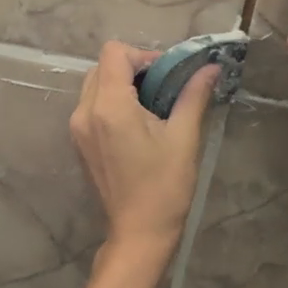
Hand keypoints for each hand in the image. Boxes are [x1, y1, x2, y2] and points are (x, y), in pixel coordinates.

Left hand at [70, 42, 218, 253]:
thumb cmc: (164, 188)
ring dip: (122, 85)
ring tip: (152, 107)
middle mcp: (85, 112)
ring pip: (95, 85)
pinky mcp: (79, 143)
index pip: (115, 53)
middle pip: (102, 67)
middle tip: (164, 89)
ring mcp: (77, 129)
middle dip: (134, 69)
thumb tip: (210, 68)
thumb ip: (193, 96)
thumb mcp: (183, 138)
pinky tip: (138, 125)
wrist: (138, 233)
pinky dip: (113, 103)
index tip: (168, 74)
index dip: (144, 54)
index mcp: (109, 107)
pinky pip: (92, 106)